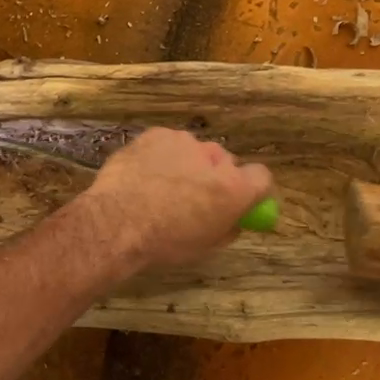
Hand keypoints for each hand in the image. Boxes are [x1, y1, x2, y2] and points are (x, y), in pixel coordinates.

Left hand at [74, 127, 271, 271]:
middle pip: (224, 161)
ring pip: (193, 150)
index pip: (262, 177)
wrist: (117, 220)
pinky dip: (162, 155)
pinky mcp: (156, 133)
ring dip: (186, 163)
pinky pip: (168, 143)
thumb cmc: (165, 242)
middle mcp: (213, 157)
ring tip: (161, 185)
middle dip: (214, 175)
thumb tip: (232, 217)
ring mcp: (183, 141)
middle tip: (193, 196)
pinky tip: (144, 173)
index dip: (252, 189)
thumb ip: (227, 225)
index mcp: (234, 187)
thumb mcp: (207, 245)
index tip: (239, 201)